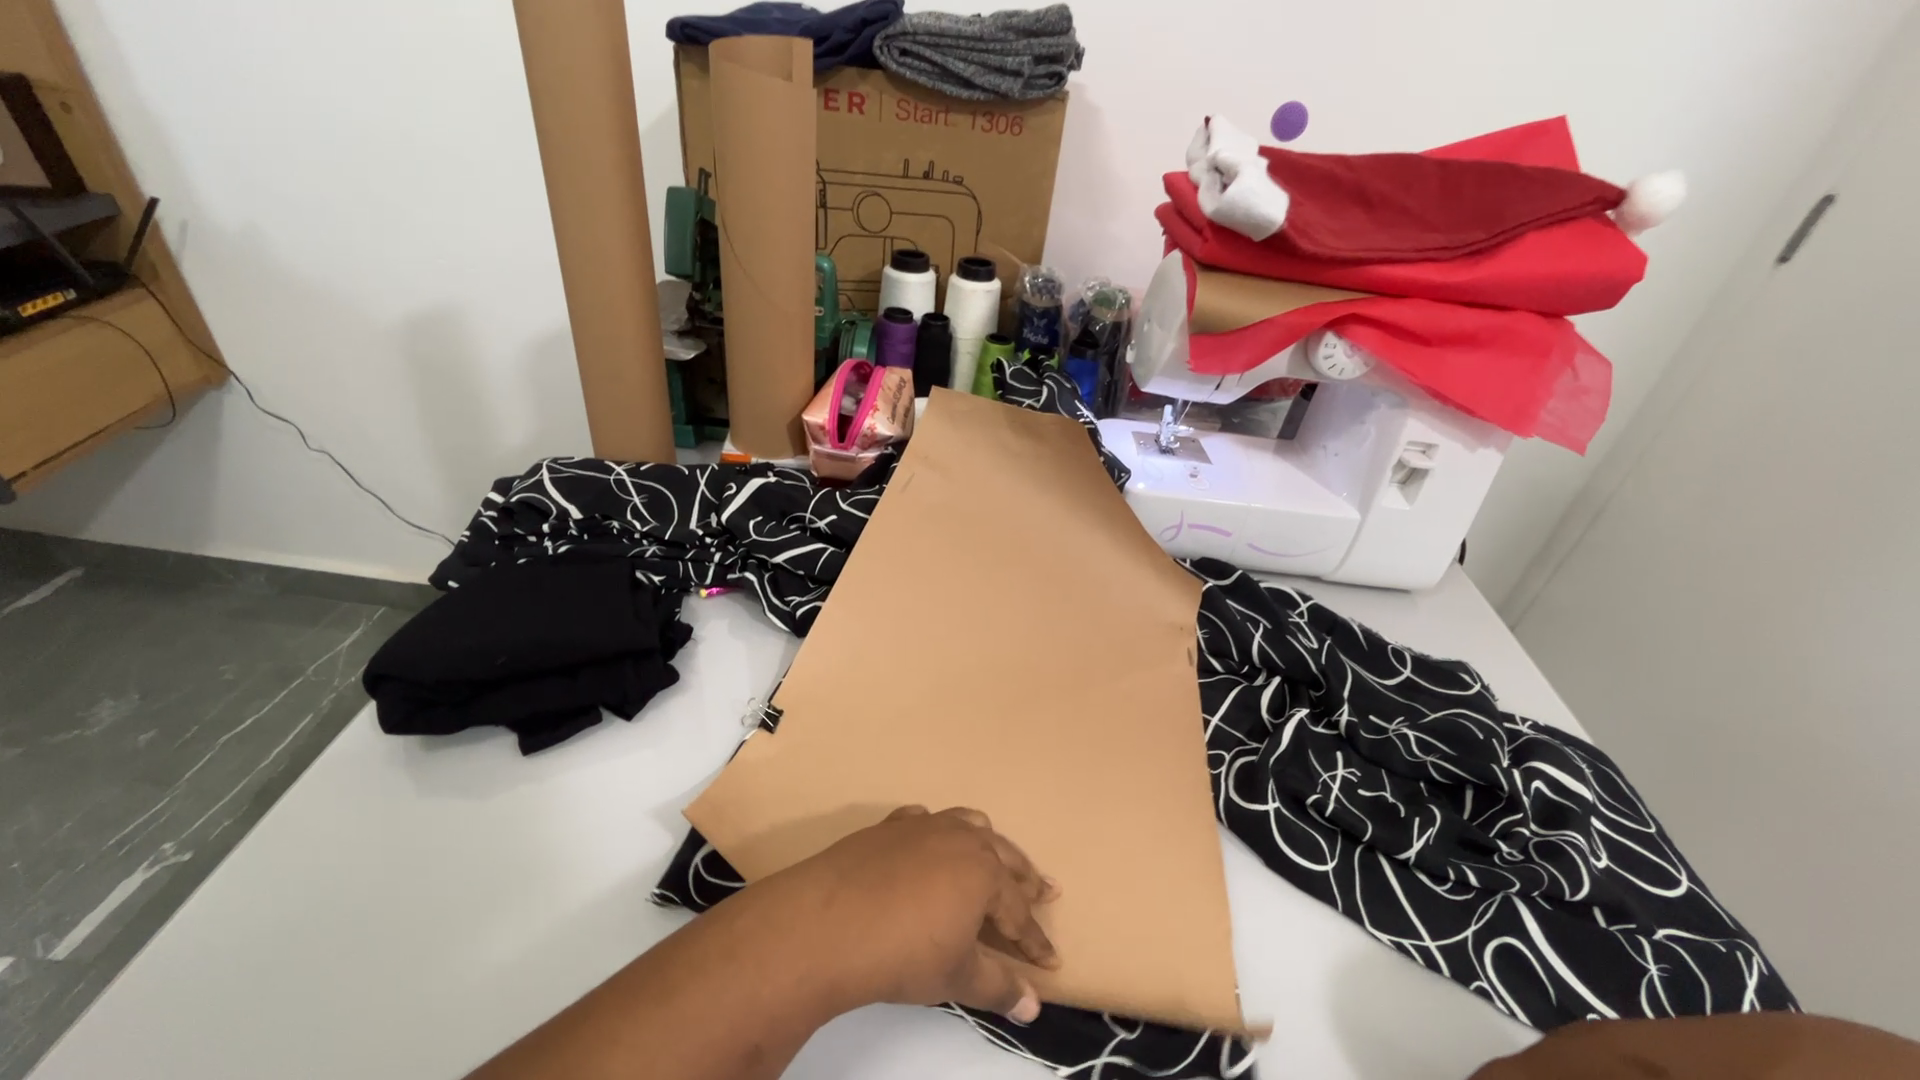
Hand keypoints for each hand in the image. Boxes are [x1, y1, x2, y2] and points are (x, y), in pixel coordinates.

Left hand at [741, 806, 1061, 1023]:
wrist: (826, 925)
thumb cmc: (902, 953)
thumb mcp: (957, 977)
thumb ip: (998, 987)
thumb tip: (1032, 1007)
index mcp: (984, 873)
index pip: (1019, 912)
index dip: (1035, 939)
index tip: (1048, 960)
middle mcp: (960, 839)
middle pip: (1003, 857)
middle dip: (1025, 878)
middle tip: (1044, 891)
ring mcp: (922, 827)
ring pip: (967, 825)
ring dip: (987, 843)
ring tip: (996, 856)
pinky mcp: (886, 827)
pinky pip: (923, 819)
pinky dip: (936, 831)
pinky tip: (931, 842)